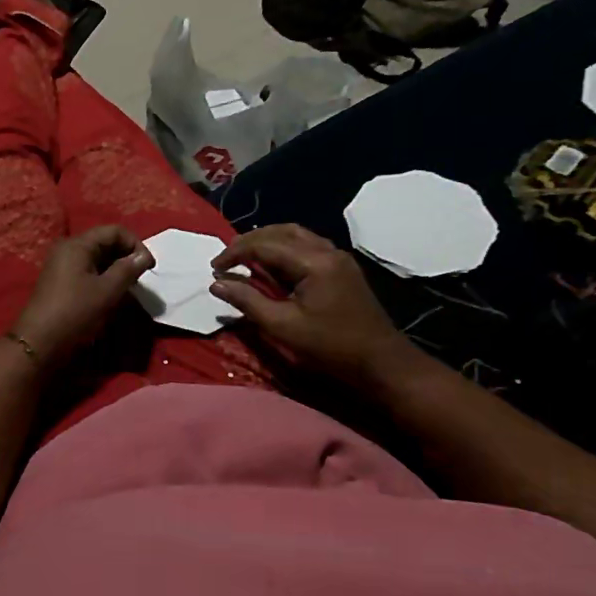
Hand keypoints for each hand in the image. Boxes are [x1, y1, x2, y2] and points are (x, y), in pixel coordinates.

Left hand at [10, 225, 152, 367]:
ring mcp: (61, 265)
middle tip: (140, 279)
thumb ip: (128, 270)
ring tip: (129, 289)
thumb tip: (143, 257)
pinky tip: (112, 295)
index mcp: (77, 245)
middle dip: (126, 257)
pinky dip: (103, 278)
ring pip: (96, 259)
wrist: (39, 341)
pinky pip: (87, 271)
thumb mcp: (107, 291)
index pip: (113, 231)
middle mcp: (67, 249)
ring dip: (115, 270)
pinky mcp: (60, 281)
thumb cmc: (75, 312)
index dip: (135, 245)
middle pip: (104, 243)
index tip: (149, 267)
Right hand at [209, 224, 423, 386]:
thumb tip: (216, 283)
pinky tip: (270, 265)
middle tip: (225, 260)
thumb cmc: (330, 347)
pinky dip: (282, 248)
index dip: (234, 253)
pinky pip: (305, 245)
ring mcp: (337, 258)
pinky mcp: (341, 268)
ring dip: (265, 242)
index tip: (213, 269)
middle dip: (248, 242)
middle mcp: (327, 251)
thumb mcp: (282, 326)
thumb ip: (247, 300)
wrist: (382, 363)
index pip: (265, 245)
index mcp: (314, 263)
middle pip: (280, 232)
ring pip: (294, 235)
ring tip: (243, 258)